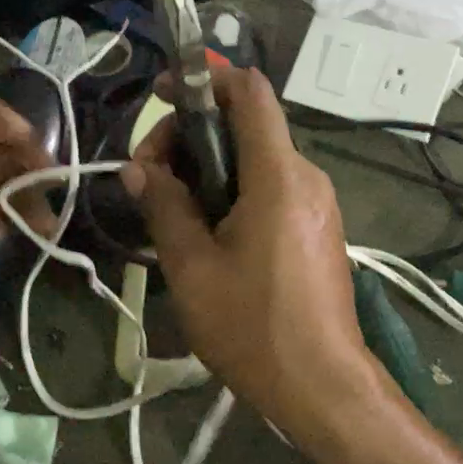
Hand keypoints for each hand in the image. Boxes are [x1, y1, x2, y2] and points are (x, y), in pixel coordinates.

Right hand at [121, 67, 385, 440]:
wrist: (323, 384)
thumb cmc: (254, 327)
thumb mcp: (192, 269)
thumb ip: (165, 206)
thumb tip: (139, 168)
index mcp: (278, 175)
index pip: (250, 92)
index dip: (206, 79)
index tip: (163, 95)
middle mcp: (306, 175)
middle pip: (247, 125)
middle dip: (192, 136)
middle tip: (147, 177)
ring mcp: (317, 201)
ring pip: (256, 158)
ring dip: (209, 167)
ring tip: (168, 208)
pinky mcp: (318, 225)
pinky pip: (272, 186)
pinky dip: (234, 189)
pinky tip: (204, 229)